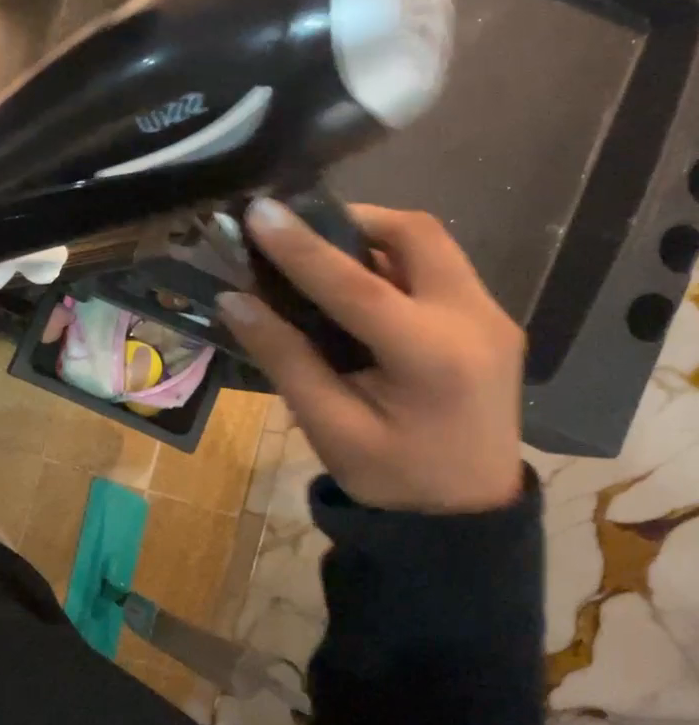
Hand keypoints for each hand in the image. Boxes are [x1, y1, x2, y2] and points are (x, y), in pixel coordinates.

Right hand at [217, 199, 524, 513]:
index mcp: (432, 356)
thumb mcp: (326, 423)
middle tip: (297, 228)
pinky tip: (352, 283)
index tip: (258, 212)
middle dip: (353, 220)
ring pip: (432, 246)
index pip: (358, 284)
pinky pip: (436, 270)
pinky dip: (389, 261)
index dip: (302, 247)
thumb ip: (284, 357)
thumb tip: (234, 300)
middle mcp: (474, 322)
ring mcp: (490, 319)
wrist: (465, 513)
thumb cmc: (390, 474)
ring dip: (372, 236)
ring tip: (316, 251)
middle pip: (418, 236)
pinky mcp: (488, 323)